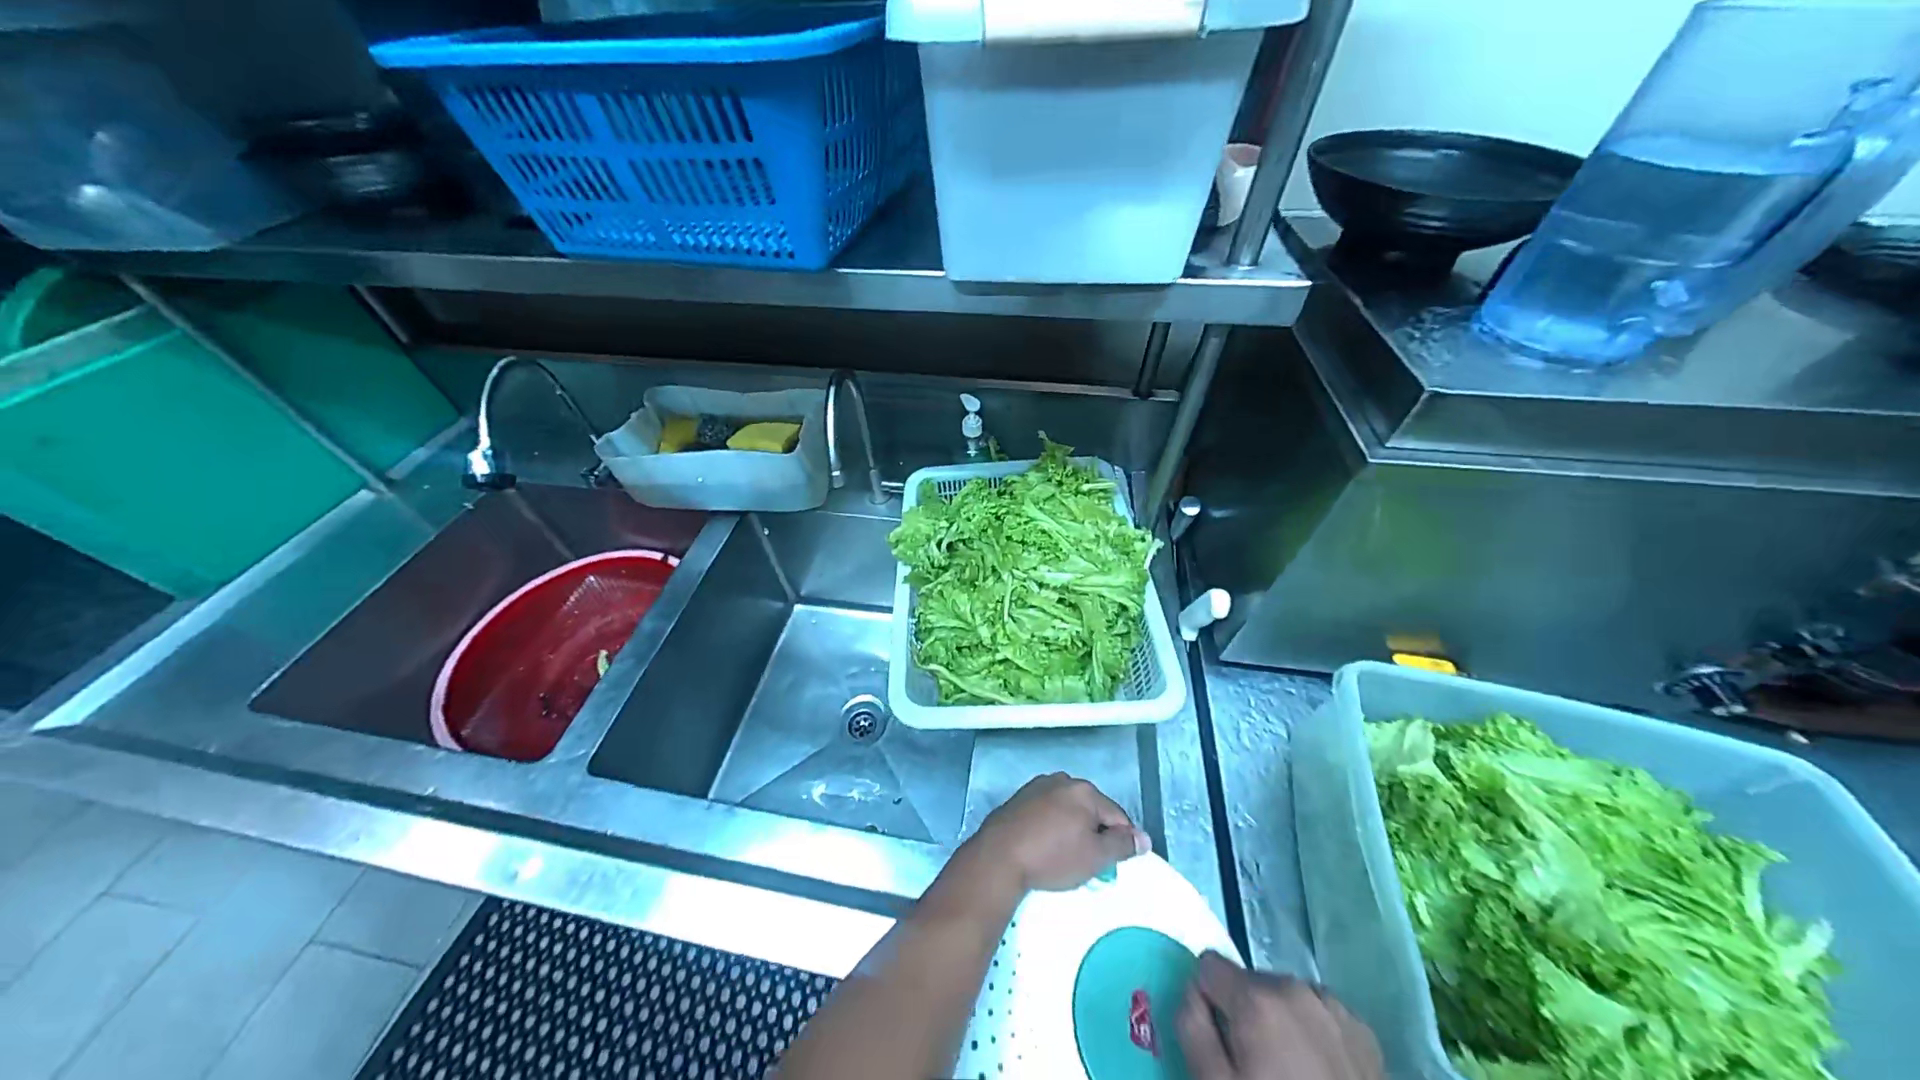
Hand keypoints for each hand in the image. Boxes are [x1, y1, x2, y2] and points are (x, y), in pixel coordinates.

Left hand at [958, 773, 1147, 893]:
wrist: (998, 857)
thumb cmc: (1052, 857)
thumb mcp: (1095, 857)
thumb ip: (1122, 845)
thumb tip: (1142, 838)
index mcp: (1085, 791)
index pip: (1117, 816)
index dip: (1121, 842)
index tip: (1112, 864)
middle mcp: (1062, 781)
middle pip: (1092, 810)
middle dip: (1095, 834)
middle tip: (1087, 863)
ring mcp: (1037, 787)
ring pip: (1068, 810)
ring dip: (1072, 830)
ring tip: (1064, 857)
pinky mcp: (1019, 799)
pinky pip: (1046, 812)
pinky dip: (1051, 827)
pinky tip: (1043, 847)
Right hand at [1179, 952, 1383, 1079]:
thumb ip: (1191, 1025)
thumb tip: (1193, 990)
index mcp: (1256, 999)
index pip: (1209, 966)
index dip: (1207, 1000)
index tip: (1220, 1039)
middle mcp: (1296, 989)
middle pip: (1248, 982)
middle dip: (1245, 1013)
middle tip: (1257, 1066)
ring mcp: (1335, 1008)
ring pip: (1285, 997)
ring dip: (1279, 1021)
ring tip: (1290, 1073)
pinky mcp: (1364, 1032)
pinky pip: (1319, 1014)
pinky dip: (1312, 1033)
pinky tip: (1320, 1074)